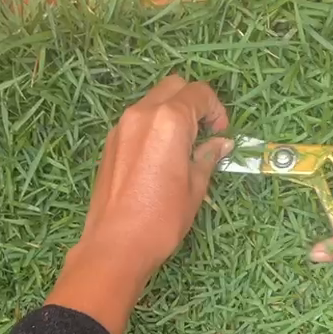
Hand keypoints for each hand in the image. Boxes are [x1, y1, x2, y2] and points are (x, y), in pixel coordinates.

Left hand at [47, 76, 230, 333]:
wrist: (115, 246)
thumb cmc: (161, 219)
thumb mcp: (194, 188)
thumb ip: (207, 158)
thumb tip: (220, 144)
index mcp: (169, 120)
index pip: (199, 94)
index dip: (216, 110)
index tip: (222, 133)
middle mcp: (142, 114)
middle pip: (174, 87)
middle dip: (194, 103)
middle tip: (204, 133)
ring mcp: (121, 127)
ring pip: (153, 101)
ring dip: (172, 113)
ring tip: (183, 147)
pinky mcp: (110, 143)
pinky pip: (137, 120)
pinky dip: (154, 126)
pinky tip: (160, 157)